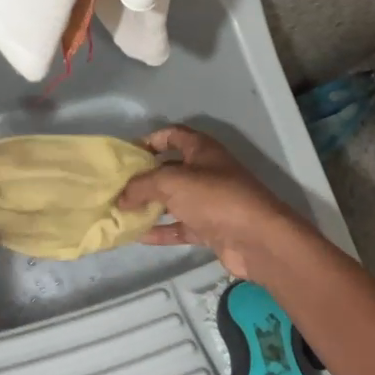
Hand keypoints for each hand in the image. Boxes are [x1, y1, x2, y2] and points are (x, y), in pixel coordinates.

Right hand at [119, 125, 307, 280]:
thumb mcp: (172, 183)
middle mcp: (206, 172)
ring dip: (150, 206)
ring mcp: (210, 202)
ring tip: (121, 212)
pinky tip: (138, 236)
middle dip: (144, 178)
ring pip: (174, 200)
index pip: (173, 135)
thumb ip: (141, 186)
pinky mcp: (211, 229)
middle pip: (170, 170)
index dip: (150, 140)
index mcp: (201, 150)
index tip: (126, 155)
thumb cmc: (215, 198)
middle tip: (117, 187)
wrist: (257, 239)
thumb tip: (120, 197)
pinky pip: (180, 226)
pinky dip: (161, 230)